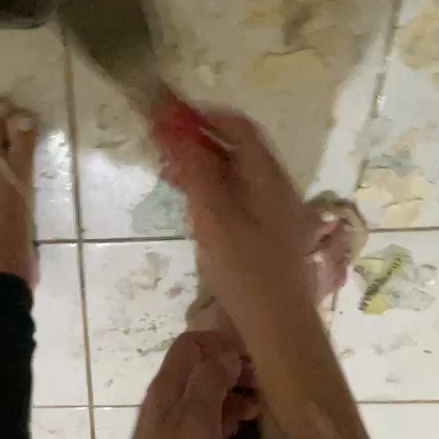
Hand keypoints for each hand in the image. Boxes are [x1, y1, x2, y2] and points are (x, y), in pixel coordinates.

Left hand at [112, 330, 256, 438]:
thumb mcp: (197, 420)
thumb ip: (210, 382)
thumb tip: (225, 352)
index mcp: (166, 388)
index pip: (189, 344)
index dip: (220, 342)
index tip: (254, 354)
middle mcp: (165, 402)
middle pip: (198, 369)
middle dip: (230, 367)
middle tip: (264, 380)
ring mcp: (171, 428)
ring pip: (204, 396)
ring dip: (231, 393)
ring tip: (262, 403)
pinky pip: (206, 422)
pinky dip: (226, 417)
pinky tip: (246, 426)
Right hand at [155, 110, 320, 340]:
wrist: (277, 322)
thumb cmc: (245, 270)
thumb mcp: (213, 217)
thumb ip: (196, 171)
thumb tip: (176, 131)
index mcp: (266, 175)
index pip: (238, 127)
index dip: (204, 116)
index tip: (170, 116)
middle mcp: (274, 183)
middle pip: (236, 146)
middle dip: (198, 138)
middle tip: (162, 142)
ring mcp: (272, 206)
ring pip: (235, 170)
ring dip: (202, 162)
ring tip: (168, 168)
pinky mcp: (265, 227)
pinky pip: (236, 191)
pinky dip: (211, 185)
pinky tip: (189, 195)